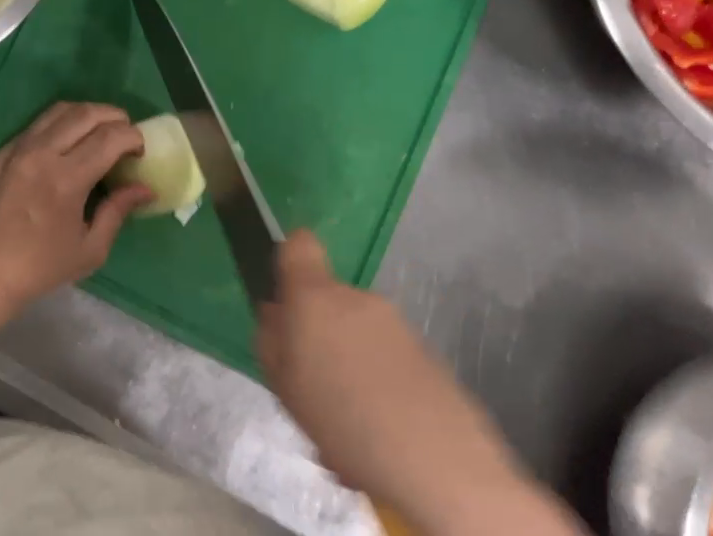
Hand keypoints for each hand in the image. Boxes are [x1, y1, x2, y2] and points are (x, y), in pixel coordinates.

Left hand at [0, 102, 153, 313]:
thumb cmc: (41, 266)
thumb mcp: (90, 248)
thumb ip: (117, 211)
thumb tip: (145, 188)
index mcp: (65, 179)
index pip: (109, 137)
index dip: (133, 137)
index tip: (141, 150)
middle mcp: (40, 154)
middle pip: (84, 114)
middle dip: (113, 116)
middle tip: (126, 132)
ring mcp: (16, 149)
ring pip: (57, 111)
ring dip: (85, 114)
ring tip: (100, 130)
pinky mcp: (0, 152)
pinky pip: (35, 126)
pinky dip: (58, 125)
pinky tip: (67, 144)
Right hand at [257, 233, 580, 535]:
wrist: (442, 466)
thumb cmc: (340, 417)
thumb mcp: (281, 382)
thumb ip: (271, 338)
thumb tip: (277, 313)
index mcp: (314, 297)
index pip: (299, 246)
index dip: (289, 257)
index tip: (285, 291)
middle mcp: (358, 300)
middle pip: (328, 300)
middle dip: (318, 331)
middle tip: (311, 379)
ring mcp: (399, 327)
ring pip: (358, 334)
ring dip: (348, 362)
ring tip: (345, 415)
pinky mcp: (430, 358)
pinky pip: (386, 359)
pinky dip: (377, 382)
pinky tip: (376, 428)